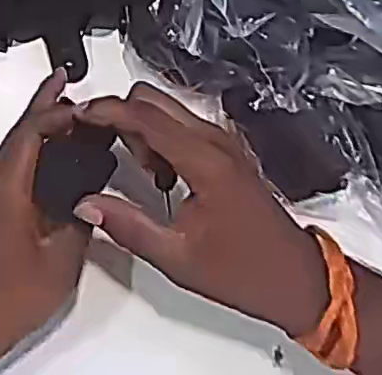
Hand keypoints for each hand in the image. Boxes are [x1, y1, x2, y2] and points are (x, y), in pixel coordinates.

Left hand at [0, 68, 89, 352]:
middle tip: (66, 80)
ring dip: (43, 122)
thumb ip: (79, 220)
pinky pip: (19, 157)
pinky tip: (57, 150)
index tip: (81, 101)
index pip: (32, 127)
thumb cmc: (3, 291)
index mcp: (7, 178)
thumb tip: (90, 199)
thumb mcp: (59, 257)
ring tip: (69, 108)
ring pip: (21, 140)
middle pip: (23, 126)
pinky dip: (38, 144)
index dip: (57, 109)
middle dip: (47, 102)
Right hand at [74, 82, 328, 336]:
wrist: (301, 283)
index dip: (104, 110)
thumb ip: (126, 226)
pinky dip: (156, 133)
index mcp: (204, 161)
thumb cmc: (250, 273)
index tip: (79, 115)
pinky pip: (177, 121)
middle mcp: (214, 141)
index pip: (143, 115)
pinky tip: (159, 170)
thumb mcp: (178, 259)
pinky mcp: (222, 147)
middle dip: (120, 115)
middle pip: (149, 98)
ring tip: (142, 169)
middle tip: (108, 146)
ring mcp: (220, 141)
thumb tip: (87, 204)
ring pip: (162, 106)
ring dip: (139, 126)